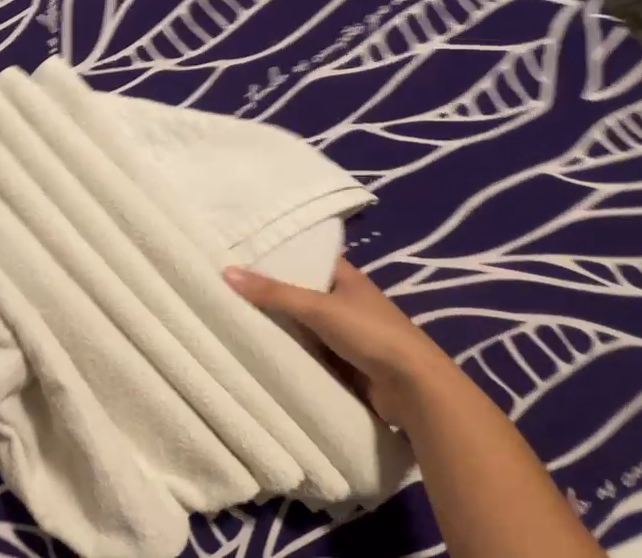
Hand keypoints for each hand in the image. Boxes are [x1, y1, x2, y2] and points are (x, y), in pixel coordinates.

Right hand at [223, 259, 460, 430]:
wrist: (416, 391)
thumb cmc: (372, 334)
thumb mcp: (318, 307)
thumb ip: (273, 292)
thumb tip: (225, 271)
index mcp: (345, 276)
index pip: (304, 256)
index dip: (275, 253)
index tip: (238, 250)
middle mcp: (344, 300)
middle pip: (298, 290)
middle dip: (269, 290)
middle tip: (225, 282)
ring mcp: (344, 332)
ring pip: (301, 322)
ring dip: (277, 322)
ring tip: (231, 311)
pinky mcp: (342, 361)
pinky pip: (307, 348)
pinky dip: (288, 348)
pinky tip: (257, 343)